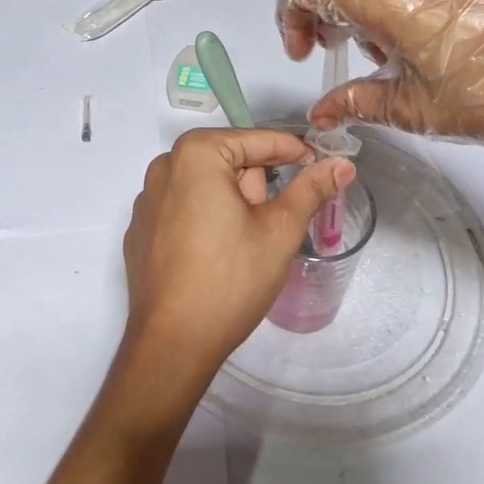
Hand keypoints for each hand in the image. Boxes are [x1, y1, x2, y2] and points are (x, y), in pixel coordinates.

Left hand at [123, 128, 353, 377]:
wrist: (172, 343)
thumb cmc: (230, 279)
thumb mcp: (280, 230)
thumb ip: (311, 189)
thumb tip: (342, 165)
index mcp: (196, 154)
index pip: (257, 140)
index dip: (294, 153)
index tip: (320, 168)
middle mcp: (164, 166)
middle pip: (229, 161)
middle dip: (257, 187)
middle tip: (269, 228)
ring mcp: (147, 200)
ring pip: (206, 186)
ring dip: (232, 203)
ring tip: (244, 247)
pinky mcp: (140, 230)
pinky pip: (183, 209)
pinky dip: (204, 221)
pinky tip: (215, 258)